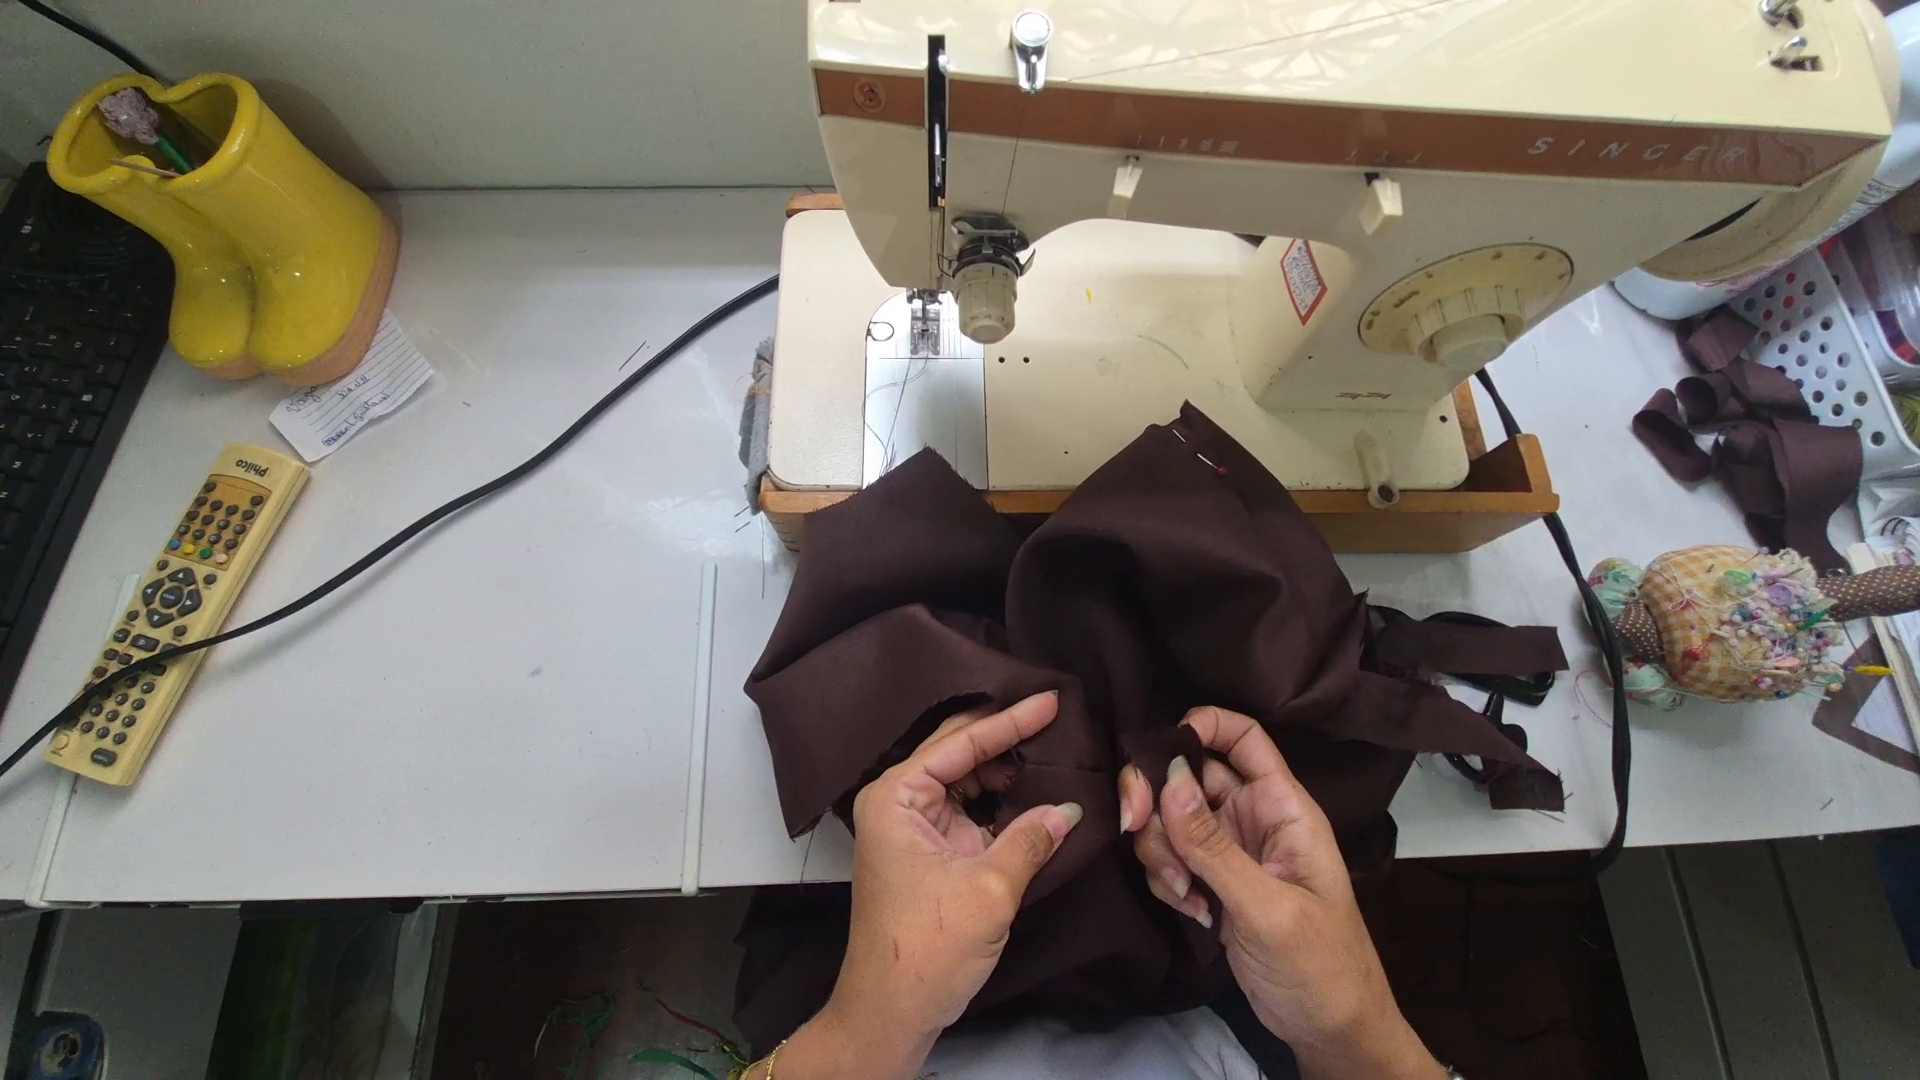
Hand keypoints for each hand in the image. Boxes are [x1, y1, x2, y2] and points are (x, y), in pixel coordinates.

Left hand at [771, 691, 1081, 1079]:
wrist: (891, 1013)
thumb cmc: (927, 949)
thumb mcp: (988, 890)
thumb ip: (1030, 839)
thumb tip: (1068, 808)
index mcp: (896, 796)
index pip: (961, 743)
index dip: (1010, 721)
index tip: (1050, 700)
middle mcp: (899, 800)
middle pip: (959, 752)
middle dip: (1006, 737)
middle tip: (1054, 717)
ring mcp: (914, 824)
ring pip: (966, 778)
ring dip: (1005, 769)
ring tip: (1051, 750)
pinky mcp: (930, 848)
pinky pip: (969, 808)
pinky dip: (1000, 800)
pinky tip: (1032, 791)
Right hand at [1118, 707, 1444, 1079]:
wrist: (1330, 1035)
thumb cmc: (1321, 967)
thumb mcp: (1268, 908)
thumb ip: (1213, 846)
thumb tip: (1167, 778)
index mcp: (1281, 806)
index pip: (1242, 736)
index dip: (1201, 725)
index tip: (1158, 753)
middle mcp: (1250, 815)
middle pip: (1187, 774)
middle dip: (1156, 799)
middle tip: (1136, 827)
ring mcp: (1227, 847)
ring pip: (1169, 816)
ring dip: (1160, 849)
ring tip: (1185, 893)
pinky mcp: (1209, 878)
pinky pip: (1169, 854)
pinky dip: (1166, 877)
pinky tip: (1192, 911)